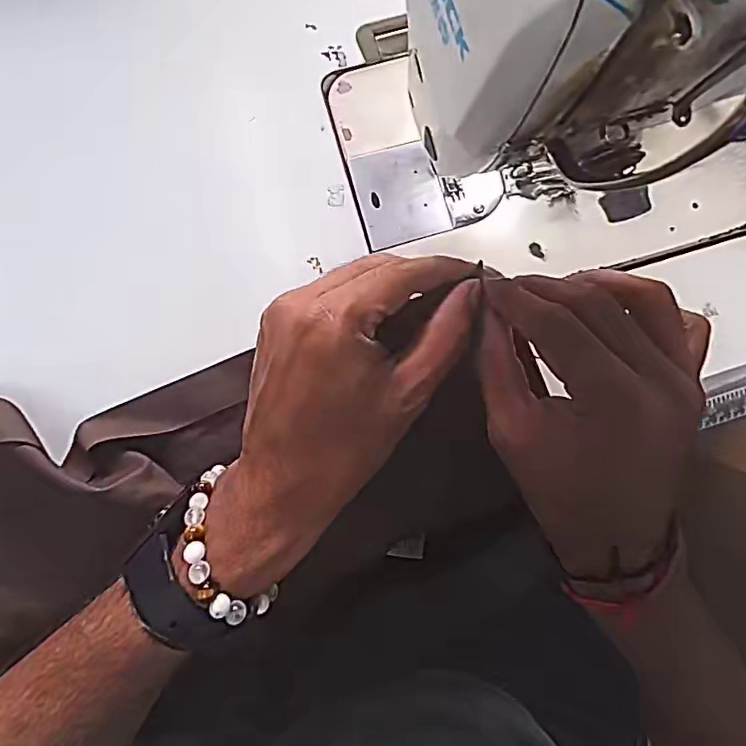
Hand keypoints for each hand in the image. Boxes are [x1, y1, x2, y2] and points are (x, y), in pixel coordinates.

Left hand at [201, 254, 481, 593]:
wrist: (282, 481)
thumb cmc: (334, 453)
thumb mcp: (408, 392)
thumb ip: (446, 334)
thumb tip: (467, 297)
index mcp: (333, 320)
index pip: (402, 271)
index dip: (444, 269)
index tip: (468, 273)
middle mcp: (301, 304)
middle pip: (377, 264)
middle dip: (419, 274)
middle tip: (453, 292)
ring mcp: (284, 309)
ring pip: (353, 272)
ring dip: (391, 283)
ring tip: (423, 308)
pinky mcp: (278, 318)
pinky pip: (329, 289)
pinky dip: (361, 295)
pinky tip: (384, 319)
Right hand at [476, 271, 709, 578]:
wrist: (620, 538)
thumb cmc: (564, 496)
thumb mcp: (510, 431)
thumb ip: (495, 363)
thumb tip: (487, 311)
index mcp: (613, 398)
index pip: (556, 322)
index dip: (515, 298)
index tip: (489, 286)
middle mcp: (659, 380)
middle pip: (596, 303)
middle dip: (545, 287)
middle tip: (511, 287)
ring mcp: (683, 378)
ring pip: (644, 297)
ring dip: (594, 283)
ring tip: (556, 289)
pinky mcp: (692, 380)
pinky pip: (676, 319)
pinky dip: (641, 301)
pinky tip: (610, 306)